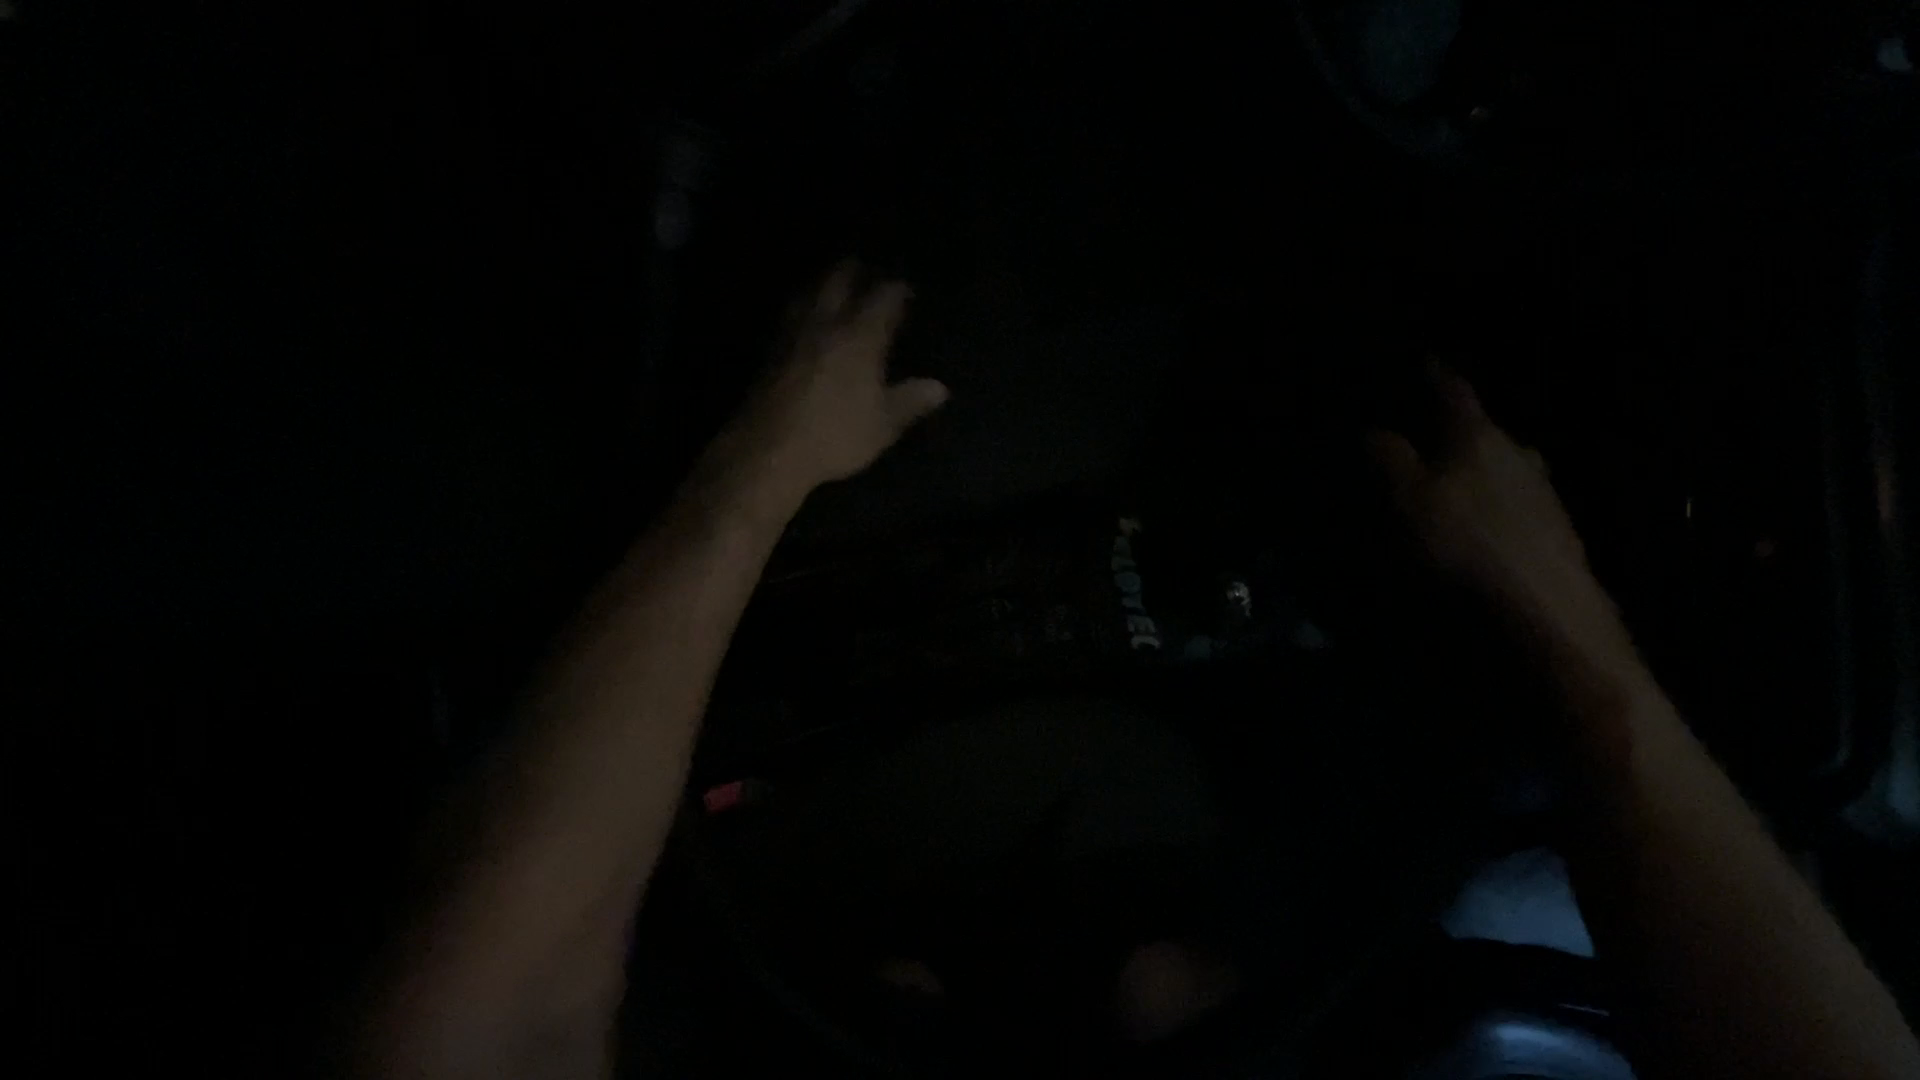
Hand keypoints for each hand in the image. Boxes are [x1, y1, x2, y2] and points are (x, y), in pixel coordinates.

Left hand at [708, 264, 948, 504]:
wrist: (769, 450)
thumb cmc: (835, 436)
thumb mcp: (882, 425)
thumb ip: (910, 402)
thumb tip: (939, 388)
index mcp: (859, 337)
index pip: (882, 297)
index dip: (897, 290)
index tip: (906, 292)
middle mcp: (826, 325)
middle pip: (839, 281)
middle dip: (856, 272)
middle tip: (867, 274)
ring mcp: (793, 335)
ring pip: (809, 293)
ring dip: (825, 286)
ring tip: (835, 289)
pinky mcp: (770, 351)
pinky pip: (791, 316)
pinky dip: (803, 309)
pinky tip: (806, 321)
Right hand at [1367, 364, 1637, 675]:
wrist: (1552, 642)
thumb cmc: (1462, 557)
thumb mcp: (1400, 502)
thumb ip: (1383, 456)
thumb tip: (1370, 430)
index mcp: (1480, 439)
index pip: (1449, 389)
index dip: (1426, 374)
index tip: (1410, 364)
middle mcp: (1521, 459)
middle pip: (1478, 432)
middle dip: (1444, 433)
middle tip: (1408, 441)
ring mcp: (1546, 505)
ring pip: (1498, 474)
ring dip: (1467, 476)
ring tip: (1433, 495)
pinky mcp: (1558, 548)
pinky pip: (1511, 515)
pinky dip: (1484, 516)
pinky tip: (1467, 542)